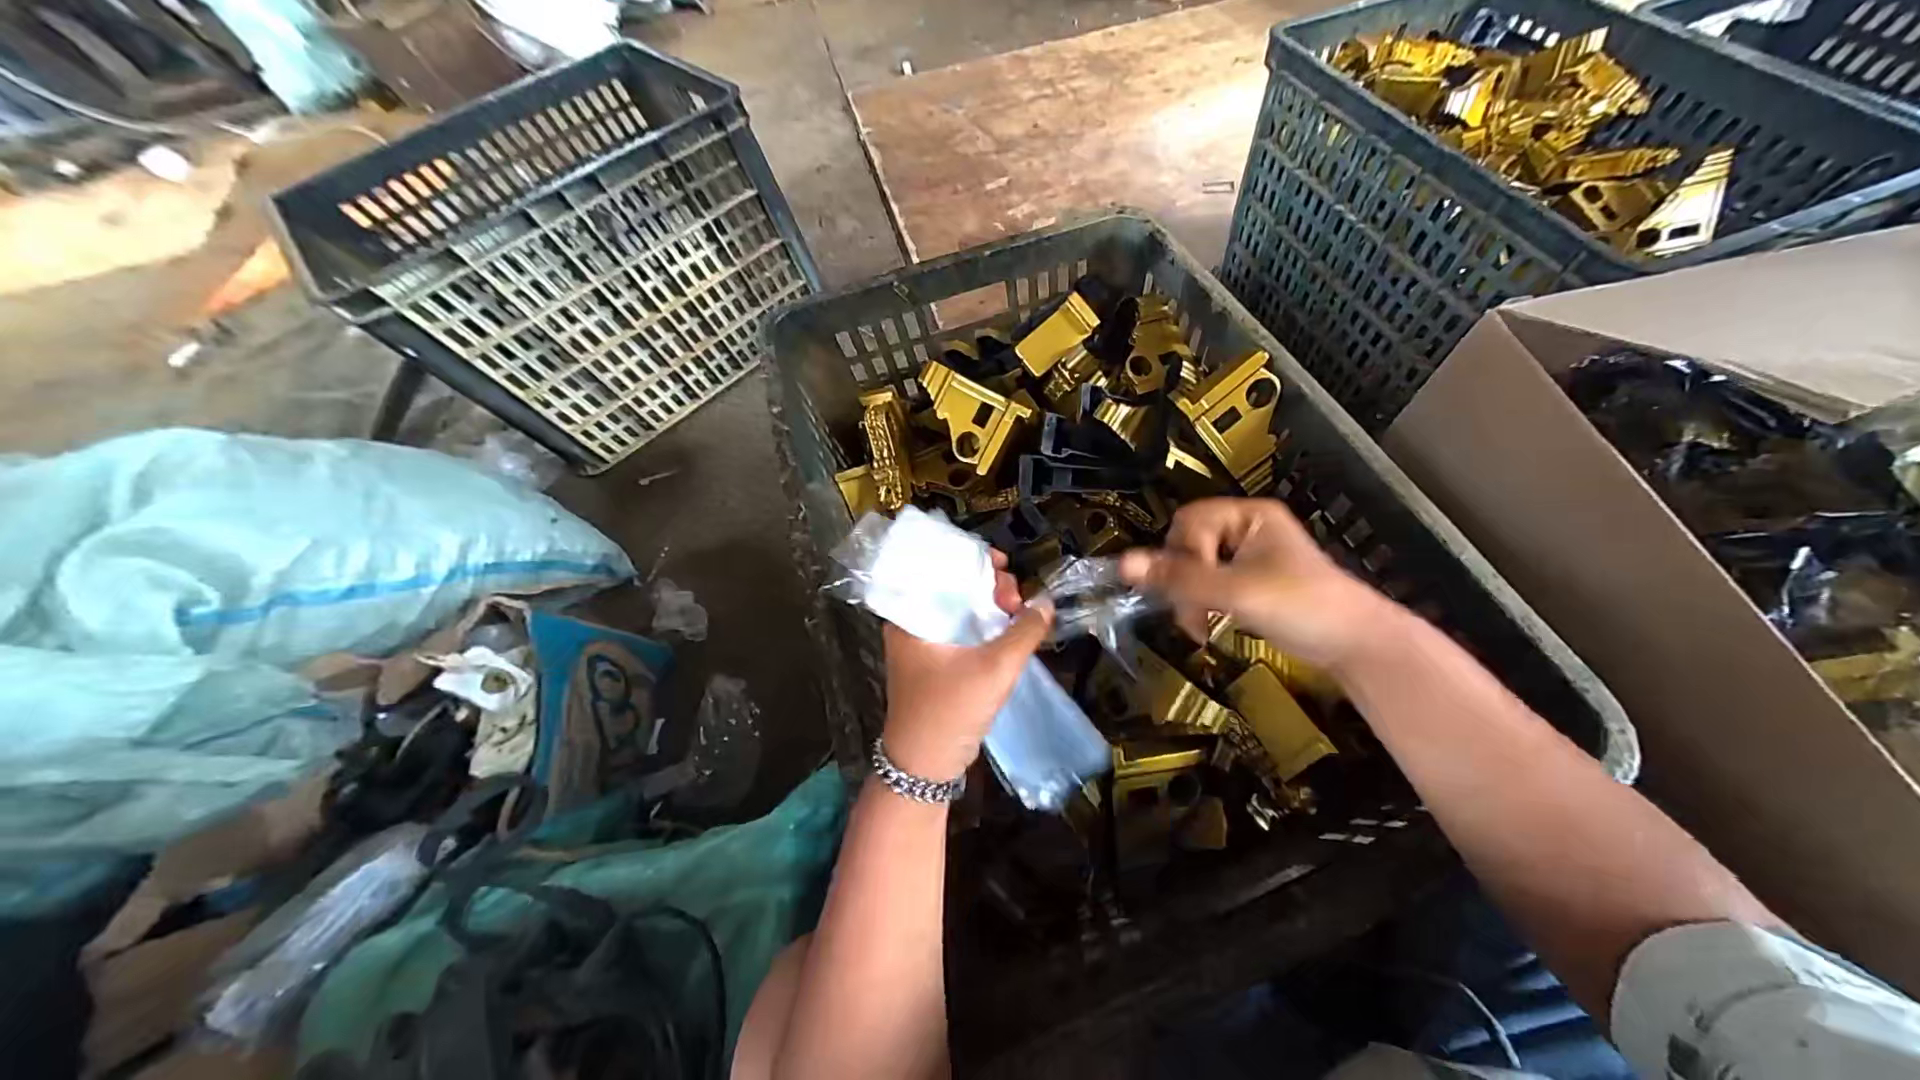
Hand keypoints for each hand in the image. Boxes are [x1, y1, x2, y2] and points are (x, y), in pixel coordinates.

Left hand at [880, 549, 1053, 781]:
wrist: (924, 768)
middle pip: (951, 584)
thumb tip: (1046, 603)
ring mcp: (920, 643)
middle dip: (986, 583)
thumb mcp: (995, 669)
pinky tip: (1006, 627)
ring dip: (988, 605)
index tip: (1003, 565)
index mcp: (909, 614)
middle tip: (1014, 599)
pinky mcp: (933, 662)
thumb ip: (1024, 632)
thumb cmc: (950, 711)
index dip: (972, 558)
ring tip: (1016, 611)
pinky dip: (982, 624)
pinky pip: (959, 628)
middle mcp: (909, 622)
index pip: (937, 565)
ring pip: (958, 607)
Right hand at [1118, 497, 1407, 671]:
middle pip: (1187, 546)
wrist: (1355, 644)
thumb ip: (1179, 579)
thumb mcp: (1235, 592)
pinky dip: (1202, 606)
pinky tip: (1207, 626)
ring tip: (1200, 627)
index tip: (1194, 589)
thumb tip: (1122, 564)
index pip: (1190, 523)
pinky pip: (1207, 586)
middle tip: (1193, 615)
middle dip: (1184, 582)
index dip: (1184, 556)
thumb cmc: (1302, 606)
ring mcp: (1247, 557)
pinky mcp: (1248, 583)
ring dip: (1190, 599)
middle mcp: (1245, 529)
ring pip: (1193, 569)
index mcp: (1248, 516)